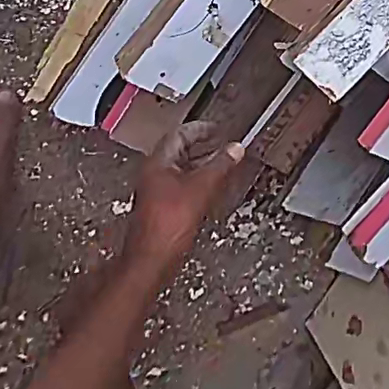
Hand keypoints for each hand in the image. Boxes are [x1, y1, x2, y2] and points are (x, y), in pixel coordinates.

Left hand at [126, 121, 243, 270]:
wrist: (152, 259)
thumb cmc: (169, 224)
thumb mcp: (201, 188)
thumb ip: (220, 166)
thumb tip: (236, 148)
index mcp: (158, 163)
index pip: (178, 135)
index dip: (199, 129)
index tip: (216, 128)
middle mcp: (154, 173)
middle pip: (179, 151)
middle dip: (201, 145)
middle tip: (222, 143)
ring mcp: (157, 191)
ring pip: (181, 169)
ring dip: (201, 163)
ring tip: (222, 162)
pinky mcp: (162, 208)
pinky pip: (182, 186)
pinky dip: (197, 181)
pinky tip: (212, 187)